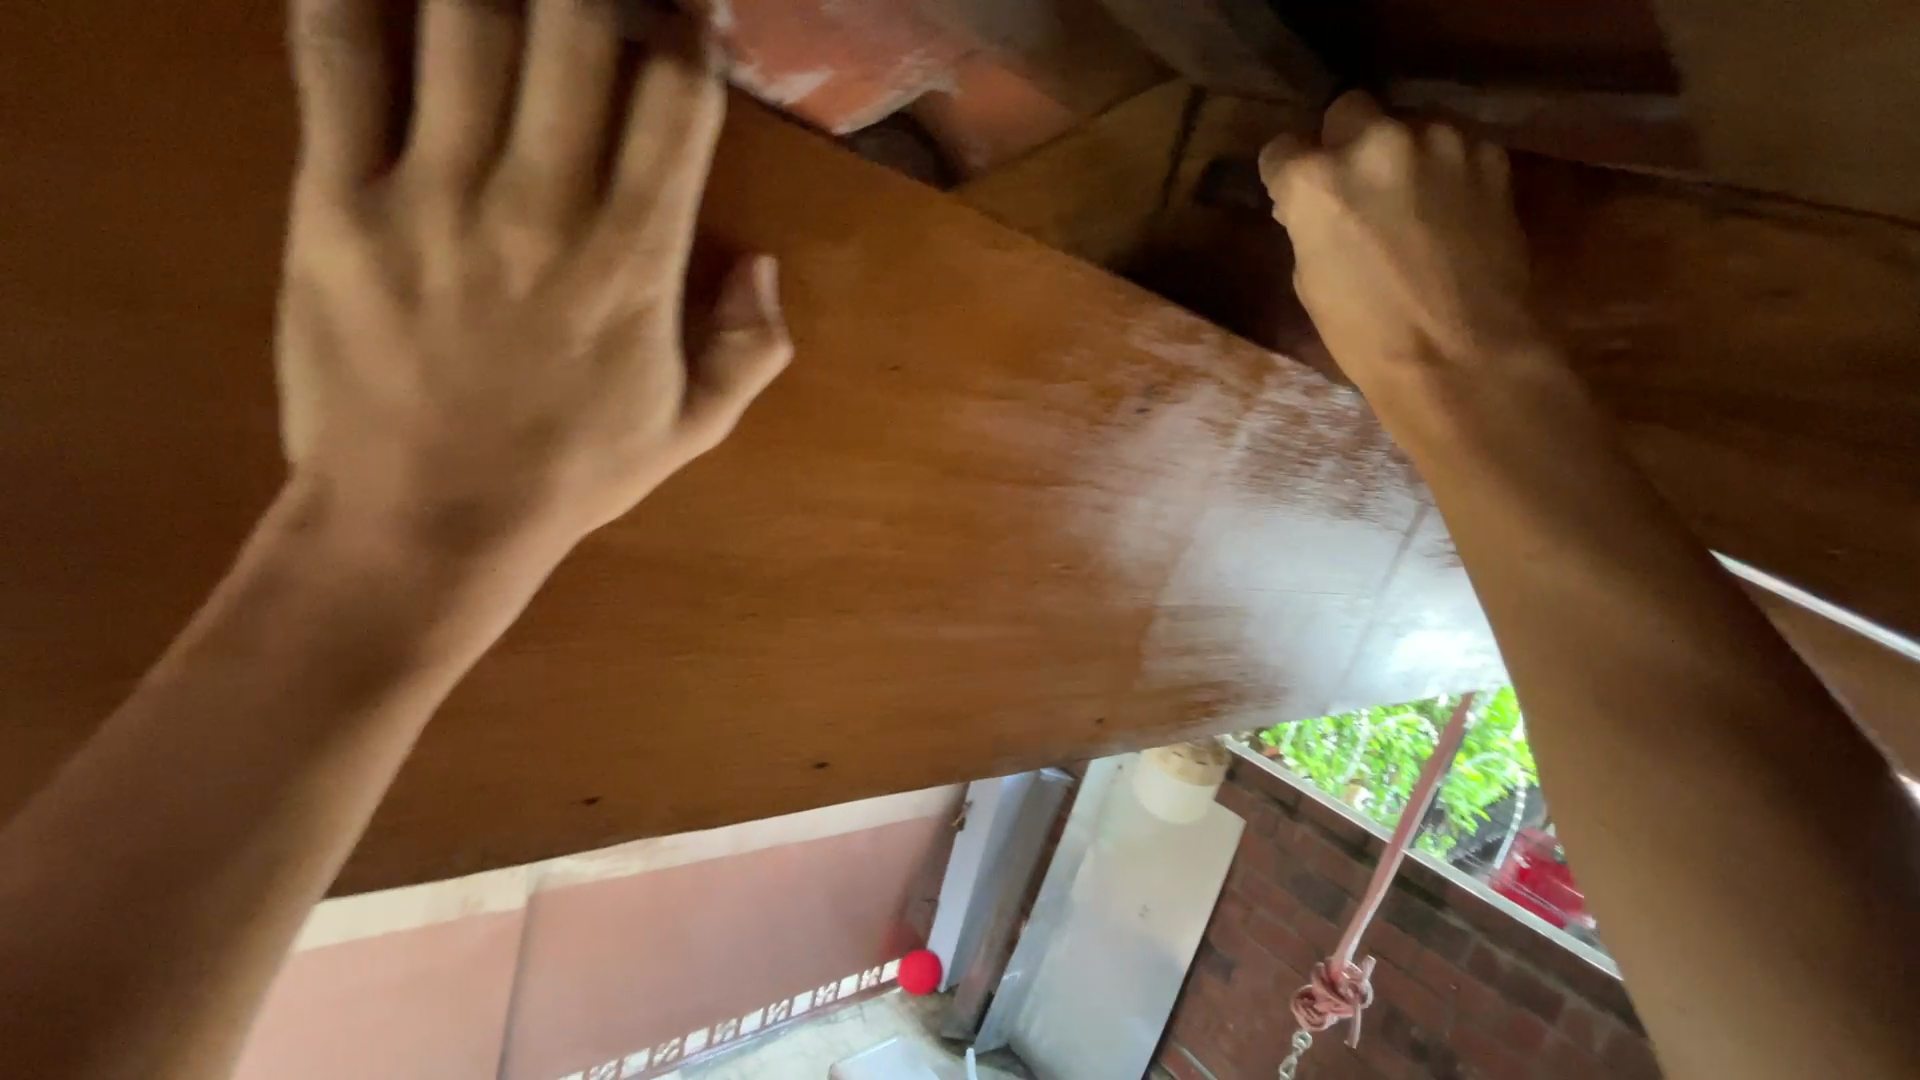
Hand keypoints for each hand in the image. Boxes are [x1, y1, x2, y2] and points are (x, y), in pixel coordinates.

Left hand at [277, 0, 790, 559]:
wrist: (427, 520)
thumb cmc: (570, 474)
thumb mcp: (692, 430)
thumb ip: (751, 350)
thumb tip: (760, 263)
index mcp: (635, 264)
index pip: (675, 104)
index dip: (688, 35)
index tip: (688, 15)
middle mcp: (543, 210)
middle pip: (575, 29)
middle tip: (601, 0)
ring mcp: (435, 197)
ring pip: (464, 20)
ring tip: (519, 4)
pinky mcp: (335, 200)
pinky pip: (337, 57)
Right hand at [1258, 92, 1539, 395]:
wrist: (1460, 352)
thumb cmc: (1366, 334)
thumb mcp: (1310, 280)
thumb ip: (1309, 225)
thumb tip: (1314, 206)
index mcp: (1316, 181)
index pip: (1282, 149)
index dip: (1287, 175)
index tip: (1296, 197)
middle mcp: (1374, 142)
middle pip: (1349, 111)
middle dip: (1345, 143)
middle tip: (1356, 189)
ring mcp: (1439, 141)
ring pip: (1407, 125)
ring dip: (1401, 156)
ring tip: (1412, 206)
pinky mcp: (1490, 153)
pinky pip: (1454, 147)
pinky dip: (1446, 170)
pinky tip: (1450, 214)